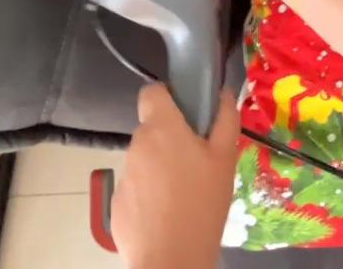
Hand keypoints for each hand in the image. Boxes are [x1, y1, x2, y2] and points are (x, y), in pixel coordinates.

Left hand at [112, 83, 242, 268]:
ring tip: (184, 189)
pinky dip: (150, 192)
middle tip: (196, 157)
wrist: (172, 261)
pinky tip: (168, 211)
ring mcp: (123, 177)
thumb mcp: (226, 156)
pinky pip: (137, 186)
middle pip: (151, 127)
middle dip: (170, 136)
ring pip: (145, 158)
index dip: (167, 95)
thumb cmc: (204, 202)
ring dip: (161, 164)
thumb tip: (224, 92)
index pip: (151, 92)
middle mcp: (136, 146)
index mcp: (161, 127)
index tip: (186, 112)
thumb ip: (225, 117)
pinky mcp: (116, 205)